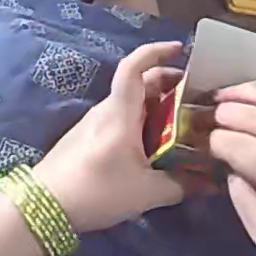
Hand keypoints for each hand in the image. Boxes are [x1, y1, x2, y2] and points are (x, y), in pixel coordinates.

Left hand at [33, 41, 187, 233]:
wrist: (45, 207)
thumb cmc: (97, 190)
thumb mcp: (146, 192)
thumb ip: (181, 185)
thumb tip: (211, 183)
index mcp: (120, 111)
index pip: (135, 66)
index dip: (156, 52)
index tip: (180, 49)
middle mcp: (107, 109)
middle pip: (140, 83)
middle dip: (169, 82)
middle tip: (196, 96)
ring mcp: (96, 123)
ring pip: (132, 102)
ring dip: (158, 104)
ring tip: (184, 121)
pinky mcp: (89, 138)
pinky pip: (123, 118)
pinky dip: (144, 120)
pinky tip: (157, 142)